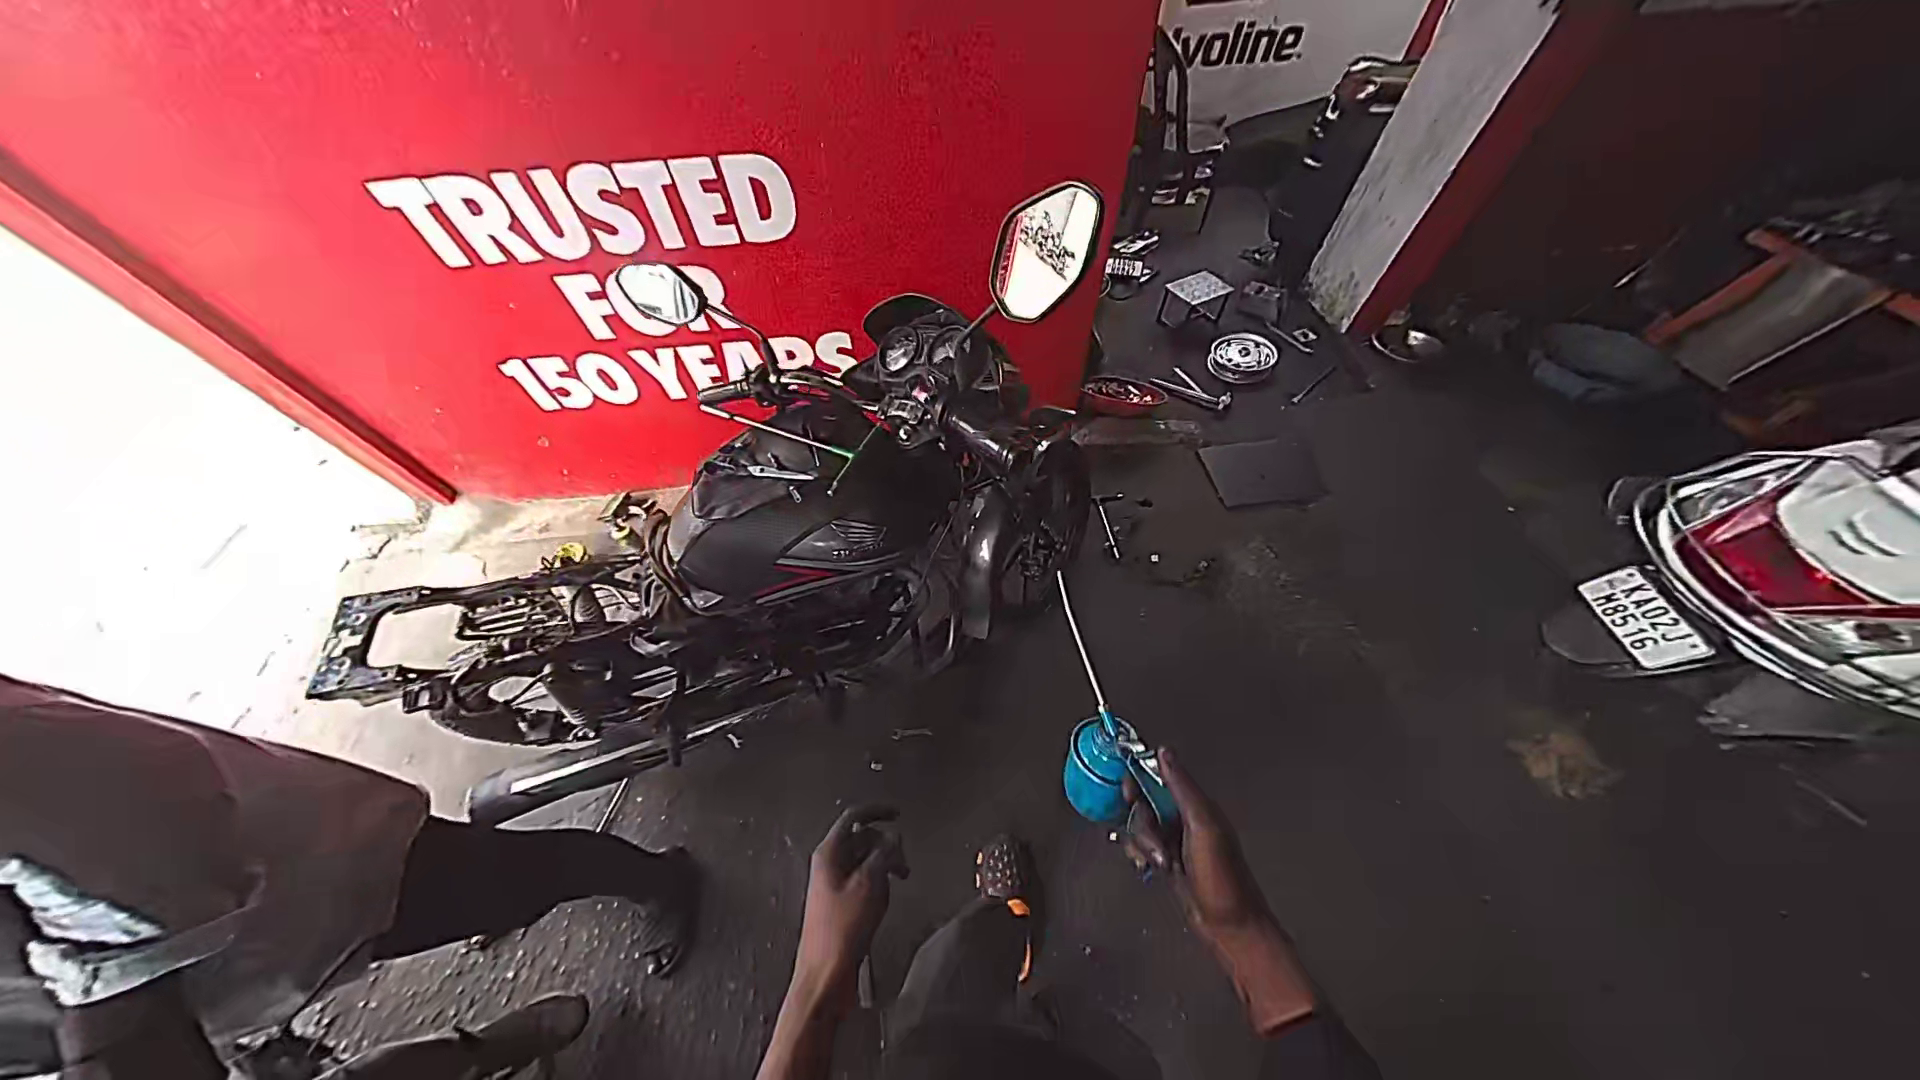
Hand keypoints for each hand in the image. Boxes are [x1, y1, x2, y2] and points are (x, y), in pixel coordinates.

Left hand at [791, 805, 908, 1001]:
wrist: (824, 977)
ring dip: (885, 866)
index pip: (853, 816)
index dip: (876, 811)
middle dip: (886, 846)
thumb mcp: (870, 884)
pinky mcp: (841, 903)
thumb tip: (894, 837)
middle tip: (904, 866)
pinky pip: (864, 881)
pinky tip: (885, 901)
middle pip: (862, 838)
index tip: (898, 814)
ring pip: (865, 860)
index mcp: (829, 853)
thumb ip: (884, 853)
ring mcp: (834, 884)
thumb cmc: (844, 927)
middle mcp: (829, 863)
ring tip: (899, 883)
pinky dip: (878, 883)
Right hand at [1123, 749, 1317, 1035]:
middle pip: (1143, 800)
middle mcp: (1184, 816)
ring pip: (1139, 824)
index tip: (1129, 792)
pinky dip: (1140, 854)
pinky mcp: (1166, 857)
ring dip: (1143, 842)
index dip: (1138, 778)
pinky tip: (1153, 866)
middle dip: (1141, 820)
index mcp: (1195, 803)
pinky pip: (1140, 844)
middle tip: (1153, 838)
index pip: (1159, 773)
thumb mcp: (1203, 826)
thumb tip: (1165, 753)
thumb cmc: (1224, 880)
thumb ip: (1182, 787)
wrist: (1231, 928)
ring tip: (1162, 860)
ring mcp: (1174, 838)